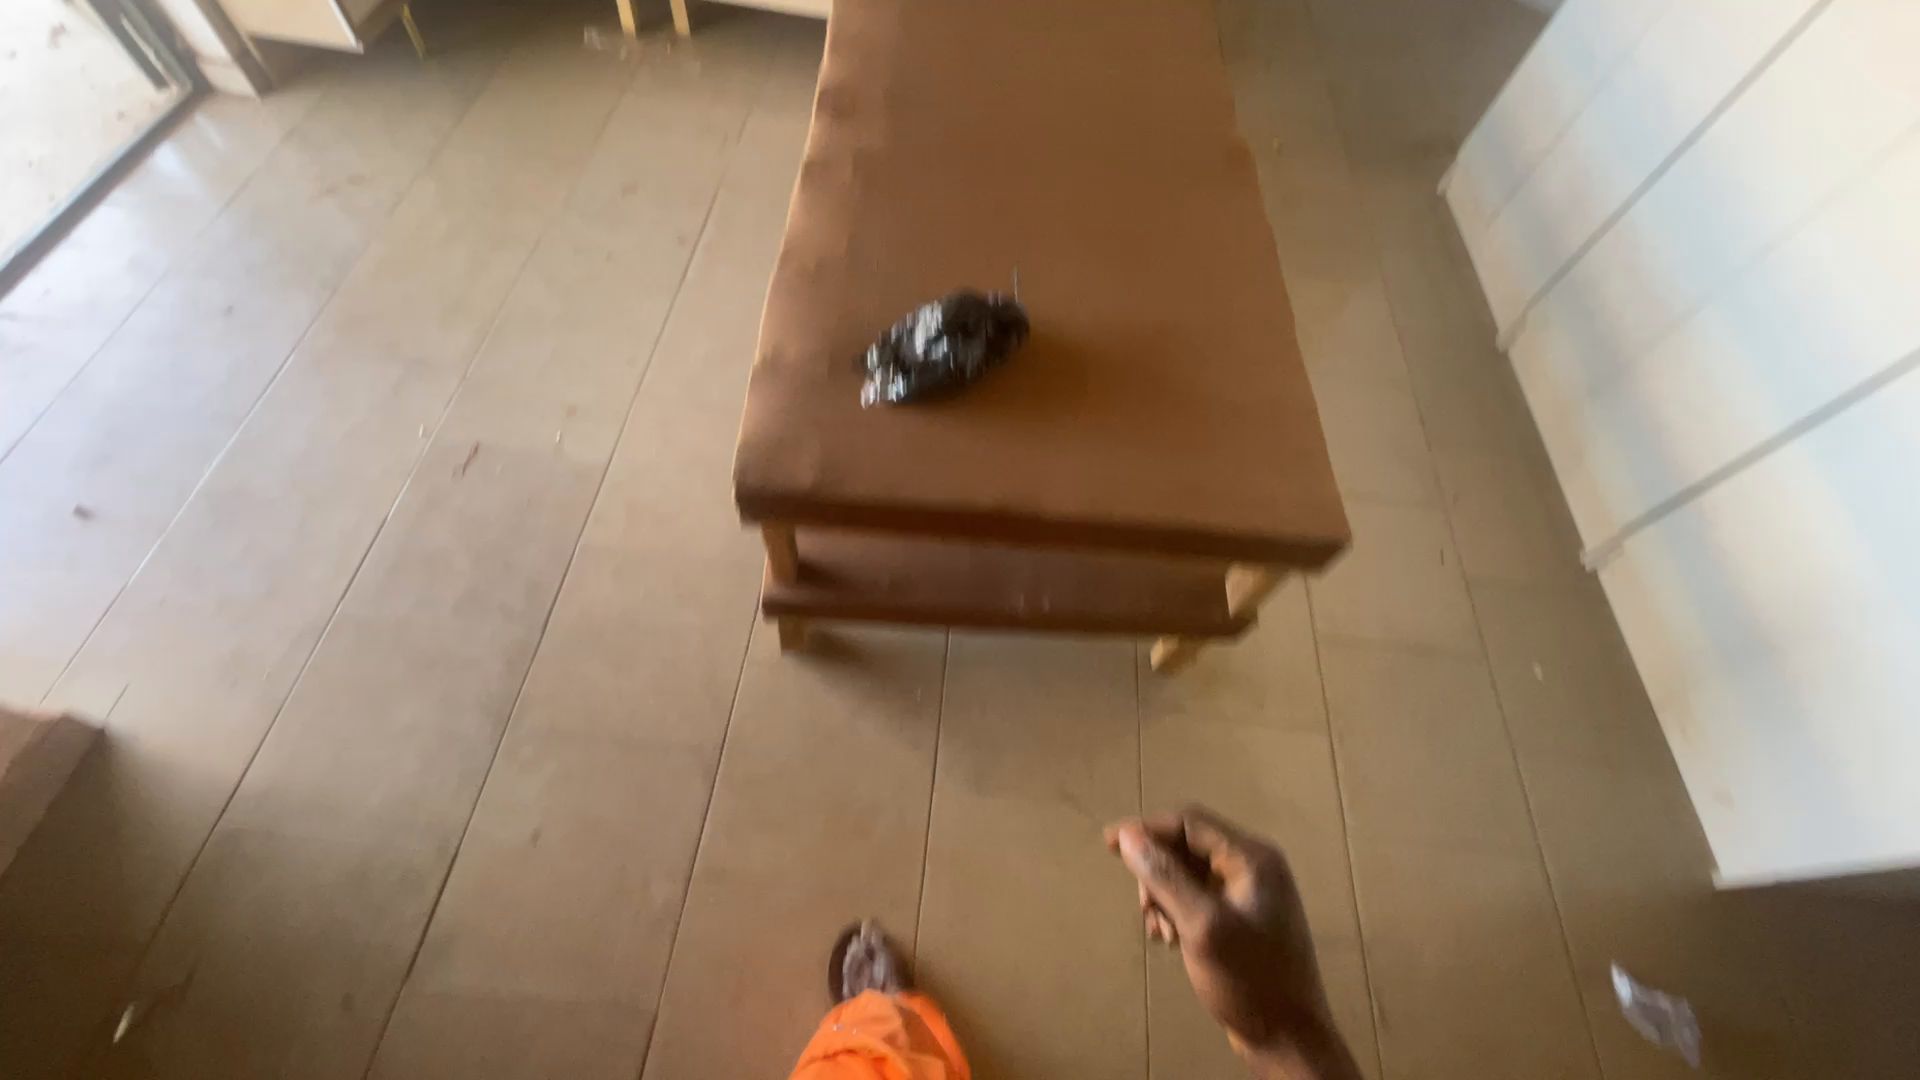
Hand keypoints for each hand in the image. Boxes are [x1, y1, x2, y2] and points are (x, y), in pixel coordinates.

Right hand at [1106, 806, 1358, 1079]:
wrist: (1290, 1043)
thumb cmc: (1249, 980)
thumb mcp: (1201, 926)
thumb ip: (1165, 877)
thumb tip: (1127, 836)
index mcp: (1252, 858)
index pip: (1188, 822)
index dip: (1146, 829)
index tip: (1109, 844)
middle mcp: (1254, 865)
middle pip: (1187, 845)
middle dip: (1157, 871)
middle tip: (1143, 907)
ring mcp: (1250, 891)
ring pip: (1188, 871)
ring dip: (1164, 893)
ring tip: (1160, 930)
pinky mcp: (1242, 915)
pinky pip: (1198, 894)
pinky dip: (1177, 909)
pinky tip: (1171, 938)